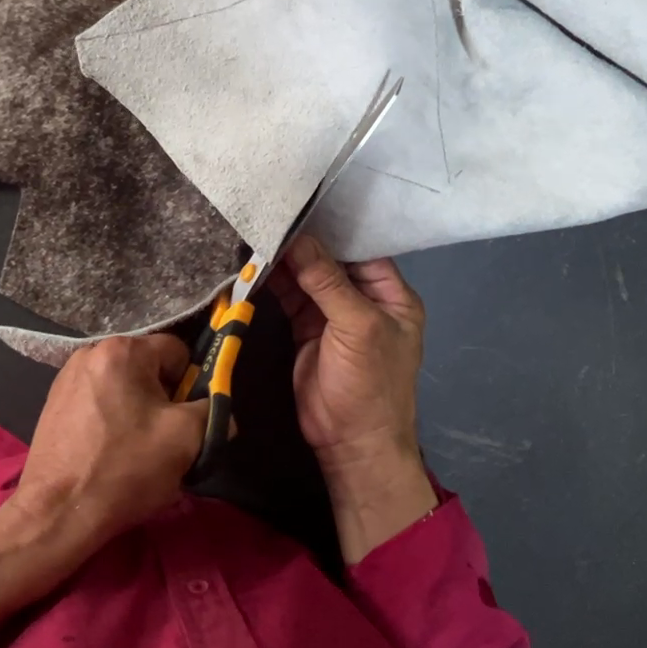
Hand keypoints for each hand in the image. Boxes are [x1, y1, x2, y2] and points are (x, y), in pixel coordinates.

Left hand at [0, 336, 205, 647]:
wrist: (57, 514)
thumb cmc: (125, 470)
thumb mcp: (186, 438)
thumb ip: (213, 411)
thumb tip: (217, 410)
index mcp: (123, 350)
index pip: (178, 352)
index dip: (190, 385)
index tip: (184, 420)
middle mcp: (91, 351)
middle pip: (148, 368)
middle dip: (162, 399)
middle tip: (161, 439)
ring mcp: (67, 376)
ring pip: (124, 386)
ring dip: (137, 410)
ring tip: (133, 450)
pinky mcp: (53, 403)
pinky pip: (99, 400)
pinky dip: (111, 420)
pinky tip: (108, 452)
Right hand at [272, 235, 436, 562]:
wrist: (352, 444)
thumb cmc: (371, 384)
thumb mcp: (357, 328)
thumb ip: (328, 282)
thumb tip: (300, 239)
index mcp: (391, 294)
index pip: (361, 249)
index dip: (333, 229)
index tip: (302, 203)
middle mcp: (364, 299)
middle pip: (330, 261)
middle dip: (303, 242)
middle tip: (269, 213)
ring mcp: (333, 316)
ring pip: (307, 278)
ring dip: (285, 262)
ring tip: (256, 233)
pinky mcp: (307, 331)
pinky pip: (291, 299)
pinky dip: (274, 284)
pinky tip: (255, 265)